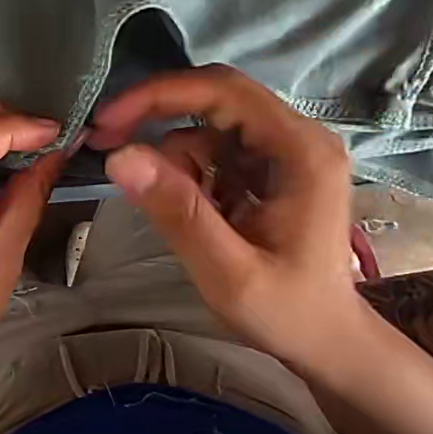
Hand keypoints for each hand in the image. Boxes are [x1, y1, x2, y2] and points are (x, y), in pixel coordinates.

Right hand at [87, 64, 367, 365]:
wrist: (326, 341)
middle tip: (107, 143)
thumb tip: (120, 157)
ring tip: (170, 210)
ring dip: (173, 156)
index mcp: (301, 152)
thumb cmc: (287, 313)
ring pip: (208, 123)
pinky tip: (193, 210)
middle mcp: (298, 137)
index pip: (224, 92)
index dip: (159, 96)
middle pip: (214, 97)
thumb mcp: (227, 272)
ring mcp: (286, 149)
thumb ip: (177, 212)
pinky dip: (187, 170)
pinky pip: (213, 146)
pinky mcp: (270, 166)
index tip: (107, 121)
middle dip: (155, 114)